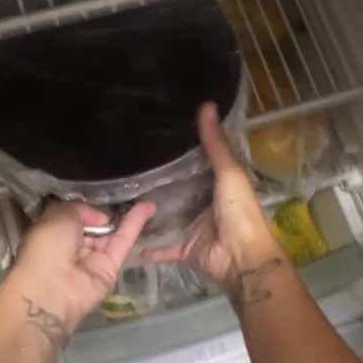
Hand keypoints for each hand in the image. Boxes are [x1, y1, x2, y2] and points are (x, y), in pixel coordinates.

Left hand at [6, 200, 154, 338]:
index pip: (74, 217)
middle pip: (94, 226)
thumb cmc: (48, 246)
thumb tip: (100, 218)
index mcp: (53, 234)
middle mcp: (72, 247)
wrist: (54, 288)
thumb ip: (80, 209)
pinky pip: (123, 242)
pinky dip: (135, 224)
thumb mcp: (59, 215)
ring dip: (127, 216)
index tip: (102, 195)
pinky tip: (147, 208)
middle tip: (127, 194)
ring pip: (111, 234)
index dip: (88, 207)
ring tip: (145, 197)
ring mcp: (93, 259)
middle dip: (108, 212)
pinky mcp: (111, 268)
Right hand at [144, 103, 282, 304]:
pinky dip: (148, 247)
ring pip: (168, 218)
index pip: (200, 165)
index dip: (183, 151)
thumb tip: (206, 104)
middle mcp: (206, 205)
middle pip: (181, 191)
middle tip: (129, 164)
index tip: (157, 134)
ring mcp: (194, 229)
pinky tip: (127, 239)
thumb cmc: (239, 213)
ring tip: (121, 197)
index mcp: (220, 185)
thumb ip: (216, 144)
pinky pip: (163, 248)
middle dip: (160, 182)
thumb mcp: (229, 173)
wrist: (241, 259)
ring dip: (151, 212)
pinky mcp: (184, 249)